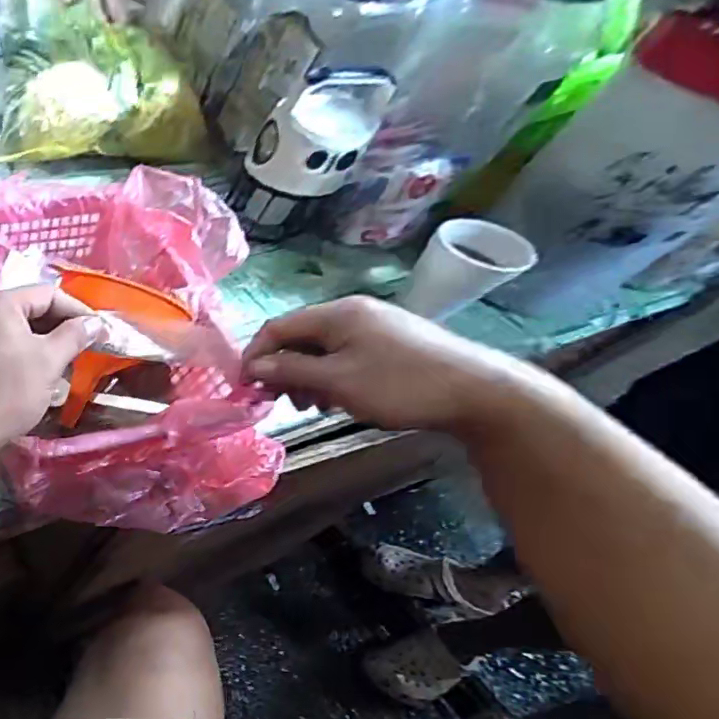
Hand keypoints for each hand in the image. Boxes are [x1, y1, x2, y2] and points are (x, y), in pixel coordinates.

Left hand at [0, 285, 102, 457]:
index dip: (78, 310)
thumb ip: (75, 335)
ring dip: (48, 345)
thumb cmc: (10, 392)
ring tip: (68, 365)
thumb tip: (96, 323)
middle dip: (62, 328)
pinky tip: (44, 376)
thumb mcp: (49, 361)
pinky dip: (29, 356)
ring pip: (21, 332)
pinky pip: (8, 348)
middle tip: (86, 348)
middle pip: (33, 310)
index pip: (48, 294)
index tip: (100, 330)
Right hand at [240, 297, 543, 432]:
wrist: (475, 393)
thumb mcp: (336, 381)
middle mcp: (352, 312)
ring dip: (303, 377)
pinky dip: (328, 377)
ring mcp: (373, 327)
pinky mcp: (388, 344)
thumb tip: (252, 368)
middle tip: (276, 401)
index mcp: (337, 314)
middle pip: (297, 338)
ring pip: (319, 350)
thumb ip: (290, 372)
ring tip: (308, 405)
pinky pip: (342, 356)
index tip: (243, 387)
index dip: (254, 356)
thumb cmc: (398, 385)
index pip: (277, 327)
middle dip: (280, 369)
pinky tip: (334, 399)